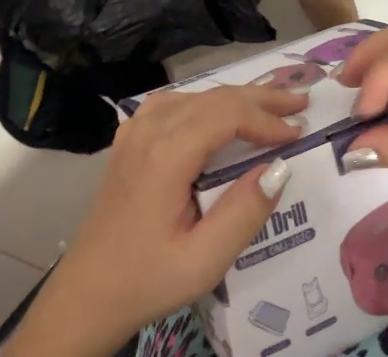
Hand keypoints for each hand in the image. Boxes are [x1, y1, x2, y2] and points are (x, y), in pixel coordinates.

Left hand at [14, 86, 307, 354]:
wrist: (87, 293)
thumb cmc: (148, 278)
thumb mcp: (204, 260)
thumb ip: (244, 212)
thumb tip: (279, 167)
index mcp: (166, 155)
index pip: (228, 114)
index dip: (266, 118)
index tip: (299, 132)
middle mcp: (148, 131)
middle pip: (213, 97)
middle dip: (260, 98)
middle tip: (300, 102)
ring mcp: (134, 131)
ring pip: (194, 95)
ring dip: (235, 98)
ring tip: (270, 106)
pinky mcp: (128, 140)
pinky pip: (172, 104)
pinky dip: (205, 102)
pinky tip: (218, 114)